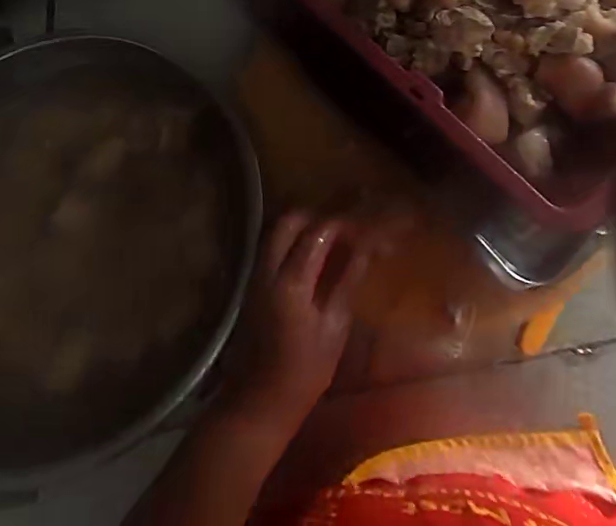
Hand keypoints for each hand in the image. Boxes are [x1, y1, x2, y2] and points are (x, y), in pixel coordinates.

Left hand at [222, 212, 367, 428]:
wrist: (259, 397)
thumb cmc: (304, 371)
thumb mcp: (334, 328)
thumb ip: (345, 283)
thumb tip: (363, 251)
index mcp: (292, 282)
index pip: (316, 235)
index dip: (340, 226)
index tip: (361, 229)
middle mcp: (268, 269)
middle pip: (288, 222)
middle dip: (315, 219)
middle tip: (342, 232)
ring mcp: (256, 274)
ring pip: (276, 232)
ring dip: (301, 228)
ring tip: (329, 243)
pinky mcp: (252, 283)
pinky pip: (270, 248)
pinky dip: (289, 242)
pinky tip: (310, 259)